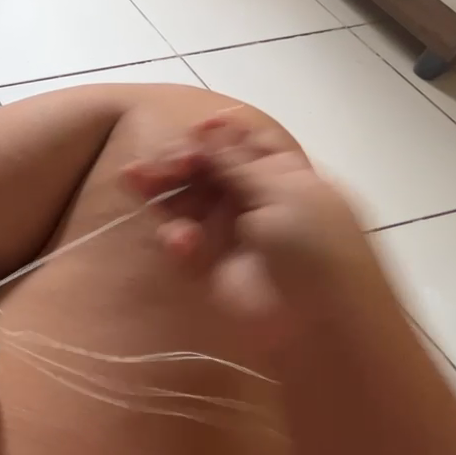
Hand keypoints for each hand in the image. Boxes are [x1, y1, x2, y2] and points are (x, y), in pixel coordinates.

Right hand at [122, 112, 378, 351]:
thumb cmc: (318, 253)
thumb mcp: (286, 196)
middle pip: (206, 167)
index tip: (192, 132)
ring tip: (135, 184)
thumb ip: (239, 161)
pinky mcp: (209, 262)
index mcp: (286, 177)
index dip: (216, 135)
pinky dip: (174, 235)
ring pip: (185, 197)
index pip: (243, 144)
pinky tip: (179, 243)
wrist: (320, 331)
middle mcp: (256, 199)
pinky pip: (180, 236)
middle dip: (177, 161)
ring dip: (161, 190)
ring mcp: (231, 231)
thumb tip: (210, 123)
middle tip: (153, 163)